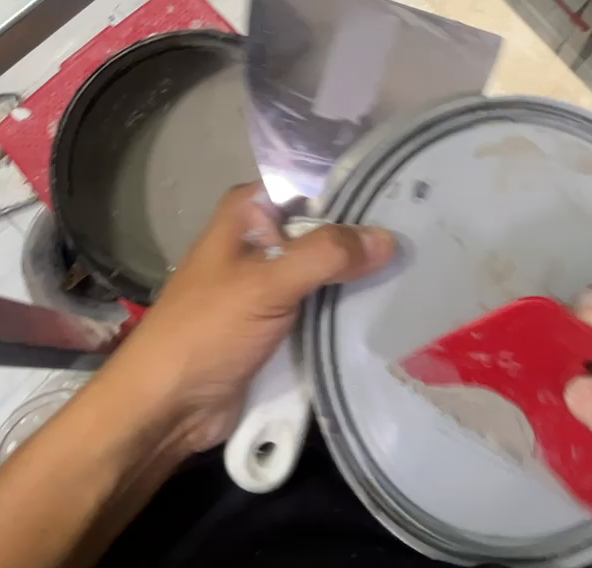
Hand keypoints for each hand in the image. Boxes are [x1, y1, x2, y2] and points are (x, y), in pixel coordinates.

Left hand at [93, 182, 396, 454]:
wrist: (167, 408)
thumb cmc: (206, 331)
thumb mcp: (266, 284)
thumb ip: (325, 256)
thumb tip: (388, 238)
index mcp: (249, 211)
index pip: (311, 184)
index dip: (355, 187)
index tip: (406, 190)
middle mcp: (262, 238)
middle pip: (324, 227)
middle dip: (365, 236)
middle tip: (424, 236)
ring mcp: (272, 281)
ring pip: (327, 268)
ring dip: (361, 275)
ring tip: (422, 270)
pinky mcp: (281, 321)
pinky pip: (323, 305)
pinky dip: (349, 307)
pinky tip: (393, 305)